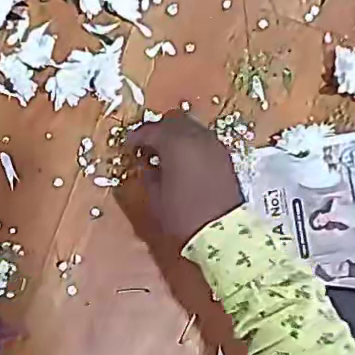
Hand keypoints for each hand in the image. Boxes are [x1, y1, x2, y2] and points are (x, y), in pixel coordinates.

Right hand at [131, 113, 243, 240]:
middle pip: (173, 121)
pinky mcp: (225, 157)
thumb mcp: (156, 197)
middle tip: (147, 148)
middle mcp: (197, 137)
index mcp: (176, 143)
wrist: (223, 233)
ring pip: (192, 128)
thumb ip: (147, 175)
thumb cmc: (183, 216)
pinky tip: (184, 163)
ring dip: (176, 136)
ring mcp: (214, 145)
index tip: (128, 149)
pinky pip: (204, 141)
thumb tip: (146, 164)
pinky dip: (191, 145)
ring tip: (165, 156)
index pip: (151, 130)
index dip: (136, 138)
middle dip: (158, 131)